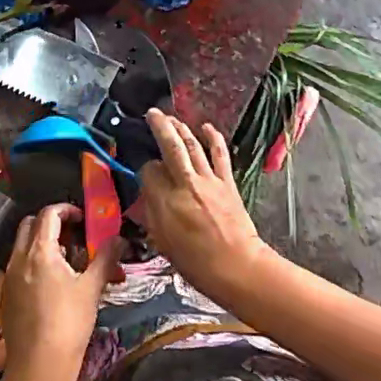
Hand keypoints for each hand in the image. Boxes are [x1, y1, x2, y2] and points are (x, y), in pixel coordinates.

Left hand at [1, 204, 122, 380]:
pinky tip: (53, 285)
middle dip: (51, 223)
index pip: (49, 214)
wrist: (39, 366)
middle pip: (30, 225)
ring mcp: (8, 277)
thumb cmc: (69, 323)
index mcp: (39, 251)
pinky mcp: (6, 295)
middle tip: (74, 236)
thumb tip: (120, 239)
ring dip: (43, 244)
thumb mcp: (91, 288)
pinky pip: (18, 267)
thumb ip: (105, 259)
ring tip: (68, 263)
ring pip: (22, 246)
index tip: (83, 219)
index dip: (66, 210)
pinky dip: (34, 263)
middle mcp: (18, 258)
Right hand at [139, 109, 269, 300]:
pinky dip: (213, 138)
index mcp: (165, 200)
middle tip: (152, 114)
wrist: (236, 267)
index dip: (144, 168)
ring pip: (192, 145)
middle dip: (160, 126)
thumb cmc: (195, 262)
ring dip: (181, 128)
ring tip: (171, 117)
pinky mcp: (227, 183)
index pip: (149, 171)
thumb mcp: (162, 241)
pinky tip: (206, 127)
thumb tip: (149, 191)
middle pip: (170, 146)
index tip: (143, 171)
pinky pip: (219, 154)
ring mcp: (208, 180)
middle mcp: (185, 183)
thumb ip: (152, 212)